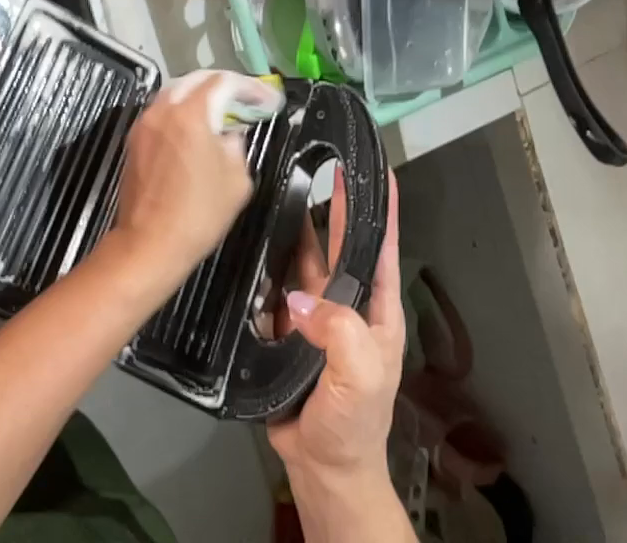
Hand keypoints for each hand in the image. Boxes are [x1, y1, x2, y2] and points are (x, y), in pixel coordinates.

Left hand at [105, 71, 260, 285]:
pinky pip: (161, 113)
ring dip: (200, 96)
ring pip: (174, 93)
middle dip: (223, 85)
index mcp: (191, 115)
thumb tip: (227, 136)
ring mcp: (144, 125)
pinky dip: (182, 112)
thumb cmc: (198, 215)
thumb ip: (237, 147)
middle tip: (246, 99)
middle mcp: (163, 111)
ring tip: (222, 112)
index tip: (269, 99)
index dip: (251, 87)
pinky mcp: (134, 141)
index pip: (223, 82)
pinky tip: (196, 130)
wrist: (149, 243)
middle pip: (195, 80)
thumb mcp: (237, 182)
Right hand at [267, 168, 404, 486]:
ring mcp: (312, 314)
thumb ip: (340, 334)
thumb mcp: (361, 377)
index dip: (380, 208)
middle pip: (337, 242)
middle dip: (331, 203)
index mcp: (375, 308)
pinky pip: (270, 286)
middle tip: (316, 161)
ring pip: (300, 259)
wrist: (321, 466)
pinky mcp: (283, 326)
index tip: (377, 169)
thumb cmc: (353, 424)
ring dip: (290, 229)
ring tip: (272, 190)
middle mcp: (344, 302)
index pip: (381, 247)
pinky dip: (260, 263)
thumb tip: (298, 300)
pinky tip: (245, 238)